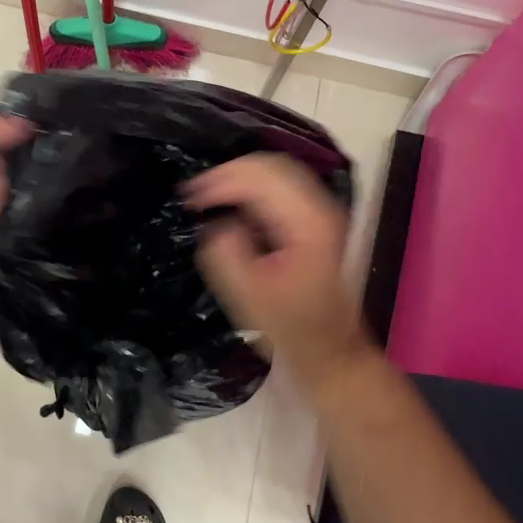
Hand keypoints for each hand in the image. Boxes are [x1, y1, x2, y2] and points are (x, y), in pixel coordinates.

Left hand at [0, 111, 31, 304]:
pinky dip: (26, 210)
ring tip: (45, 190)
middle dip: (32, 156)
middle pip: (15, 151)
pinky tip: (43, 208)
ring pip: (18, 180)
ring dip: (31, 185)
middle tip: (48, 163)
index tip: (52, 125)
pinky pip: (14, 210)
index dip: (24, 124)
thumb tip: (26, 123)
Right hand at [184, 153, 375, 390]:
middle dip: (229, 173)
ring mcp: (320, 214)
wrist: (332, 356)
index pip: (261, 178)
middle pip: (272, 166)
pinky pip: (281, 189)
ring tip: (208, 196)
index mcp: (306, 222)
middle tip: (196, 193)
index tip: (190, 197)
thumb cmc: (291, 331)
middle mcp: (319, 208)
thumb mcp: (248, 296)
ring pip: (277, 173)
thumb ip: (226, 252)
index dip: (221, 180)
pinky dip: (253, 189)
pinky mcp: (314, 223)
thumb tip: (218, 224)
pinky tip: (233, 206)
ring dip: (240, 178)